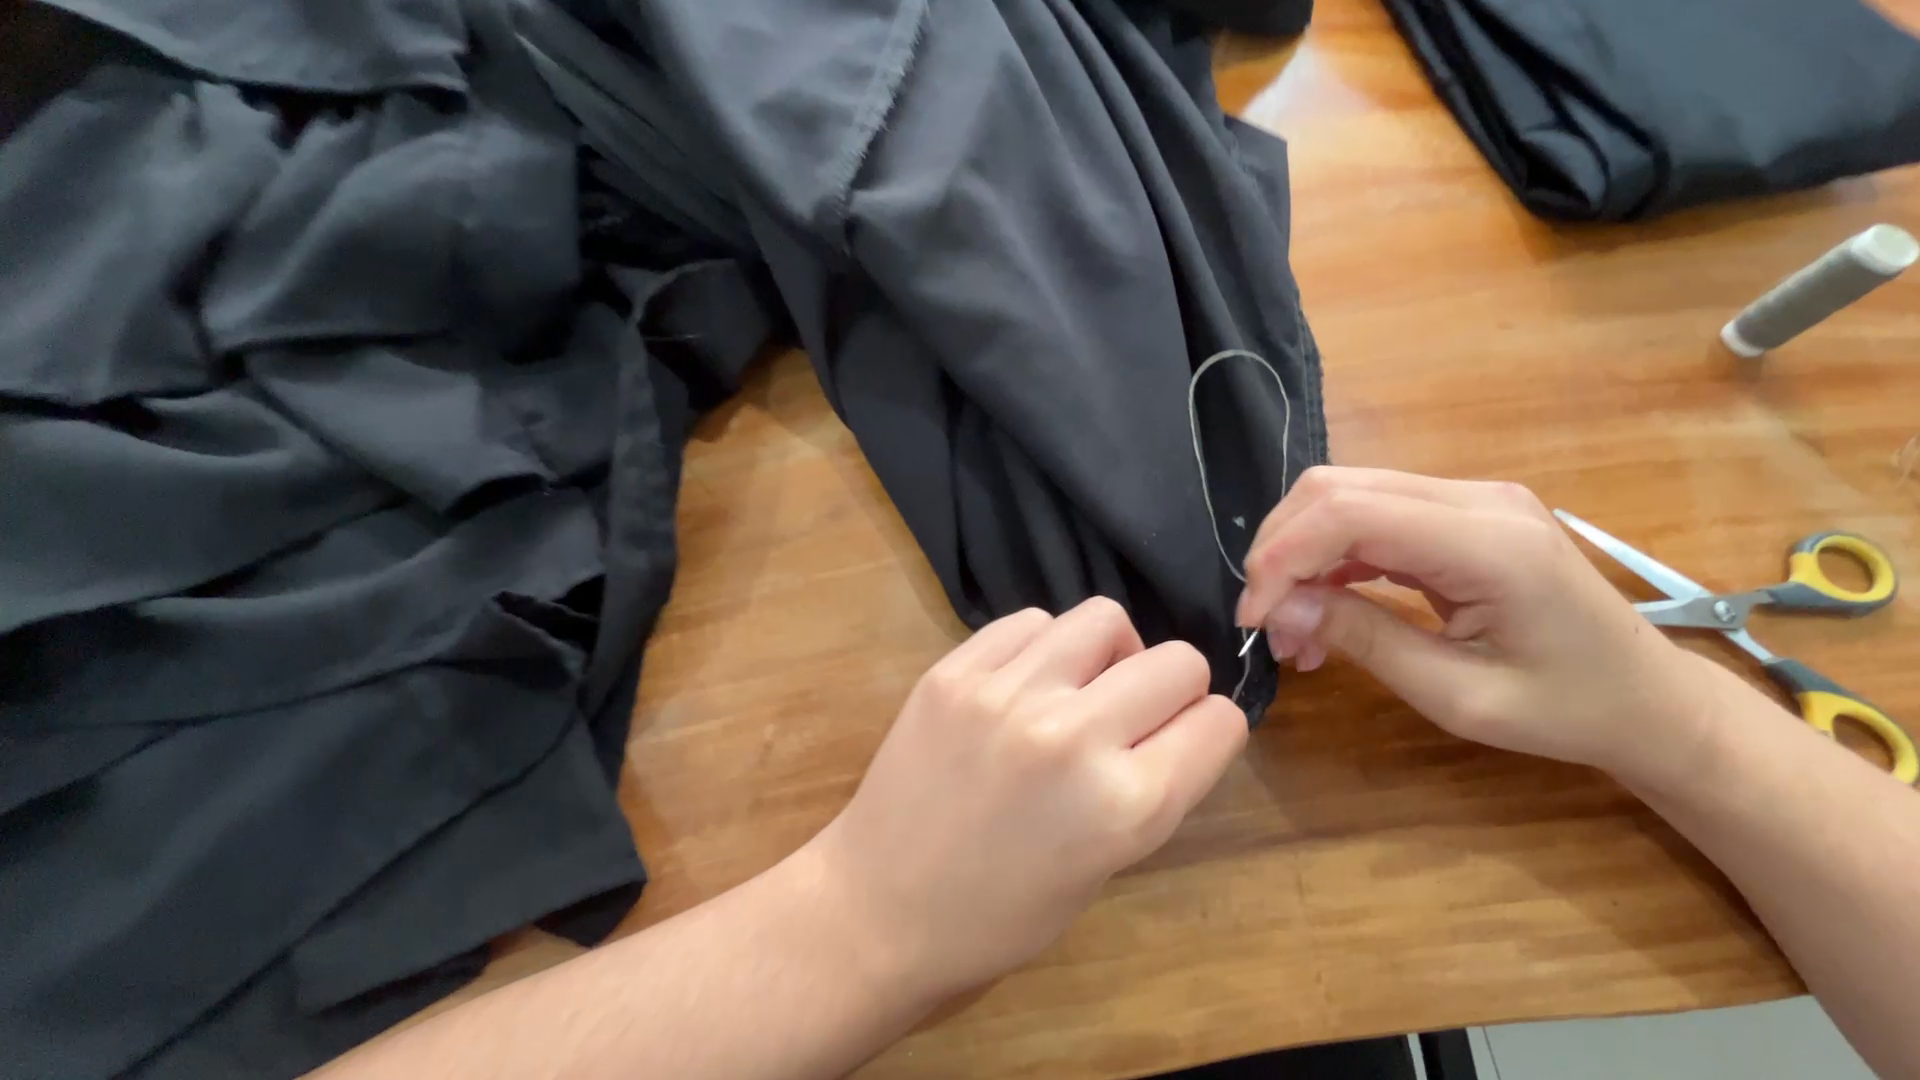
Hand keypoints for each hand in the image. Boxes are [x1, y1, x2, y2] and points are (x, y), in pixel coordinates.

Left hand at [809, 598, 1245, 1001]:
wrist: (881, 904)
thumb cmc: (1001, 912)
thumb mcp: (1105, 866)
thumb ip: (1151, 786)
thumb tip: (1179, 717)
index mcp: (1125, 806)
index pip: (1217, 722)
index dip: (1209, 729)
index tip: (1186, 737)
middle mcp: (1073, 736)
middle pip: (1177, 661)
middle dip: (1175, 687)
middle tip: (1136, 713)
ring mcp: (1007, 695)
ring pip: (1104, 618)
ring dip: (1111, 652)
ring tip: (1081, 686)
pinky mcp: (954, 671)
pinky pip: (1031, 622)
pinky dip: (1045, 646)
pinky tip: (1026, 681)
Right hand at [1236, 466, 1721, 785]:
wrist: (1650, 700)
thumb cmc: (1567, 710)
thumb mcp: (1457, 696)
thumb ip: (1364, 639)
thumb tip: (1280, 607)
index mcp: (1488, 543)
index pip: (1349, 513)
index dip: (1282, 556)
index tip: (1255, 619)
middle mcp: (1475, 499)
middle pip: (1335, 489)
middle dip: (1280, 550)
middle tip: (1266, 622)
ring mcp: (1469, 498)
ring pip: (1343, 495)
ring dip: (1299, 555)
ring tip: (1292, 626)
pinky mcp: (1459, 513)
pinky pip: (1369, 516)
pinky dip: (1329, 559)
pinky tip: (1323, 609)